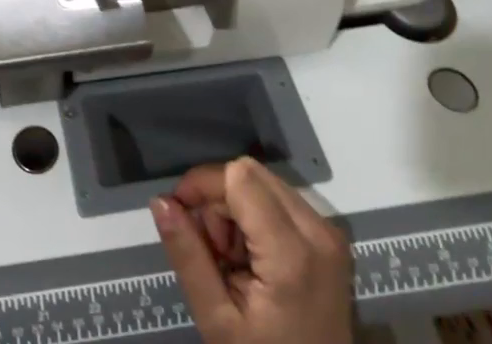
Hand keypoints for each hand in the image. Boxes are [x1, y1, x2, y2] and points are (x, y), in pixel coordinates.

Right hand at [151, 157, 354, 343]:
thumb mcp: (216, 318)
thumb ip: (188, 255)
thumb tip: (161, 201)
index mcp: (292, 252)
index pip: (238, 176)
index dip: (201, 184)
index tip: (180, 215)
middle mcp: (318, 230)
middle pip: (251, 174)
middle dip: (218, 198)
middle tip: (209, 249)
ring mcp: (329, 234)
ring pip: (265, 183)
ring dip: (236, 208)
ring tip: (230, 260)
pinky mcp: (330, 240)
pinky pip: (282, 201)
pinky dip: (256, 216)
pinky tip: (252, 260)